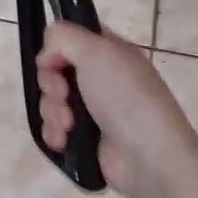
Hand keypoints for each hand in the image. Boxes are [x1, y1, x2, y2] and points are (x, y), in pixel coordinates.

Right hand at [36, 22, 197, 197]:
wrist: (151, 161)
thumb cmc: (127, 99)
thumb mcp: (96, 50)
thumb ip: (61, 37)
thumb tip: (46, 59)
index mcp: (112, 53)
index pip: (71, 38)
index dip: (56, 47)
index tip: (54, 61)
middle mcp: (103, 78)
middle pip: (55, 69)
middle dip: (51, 84)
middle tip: (63, 96)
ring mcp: (95, 110)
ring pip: (51, 98)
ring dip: (52, 111)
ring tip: (68, 126)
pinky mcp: (87, 138)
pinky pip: (54, 126)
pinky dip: (54, 132)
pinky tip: (65, 140)